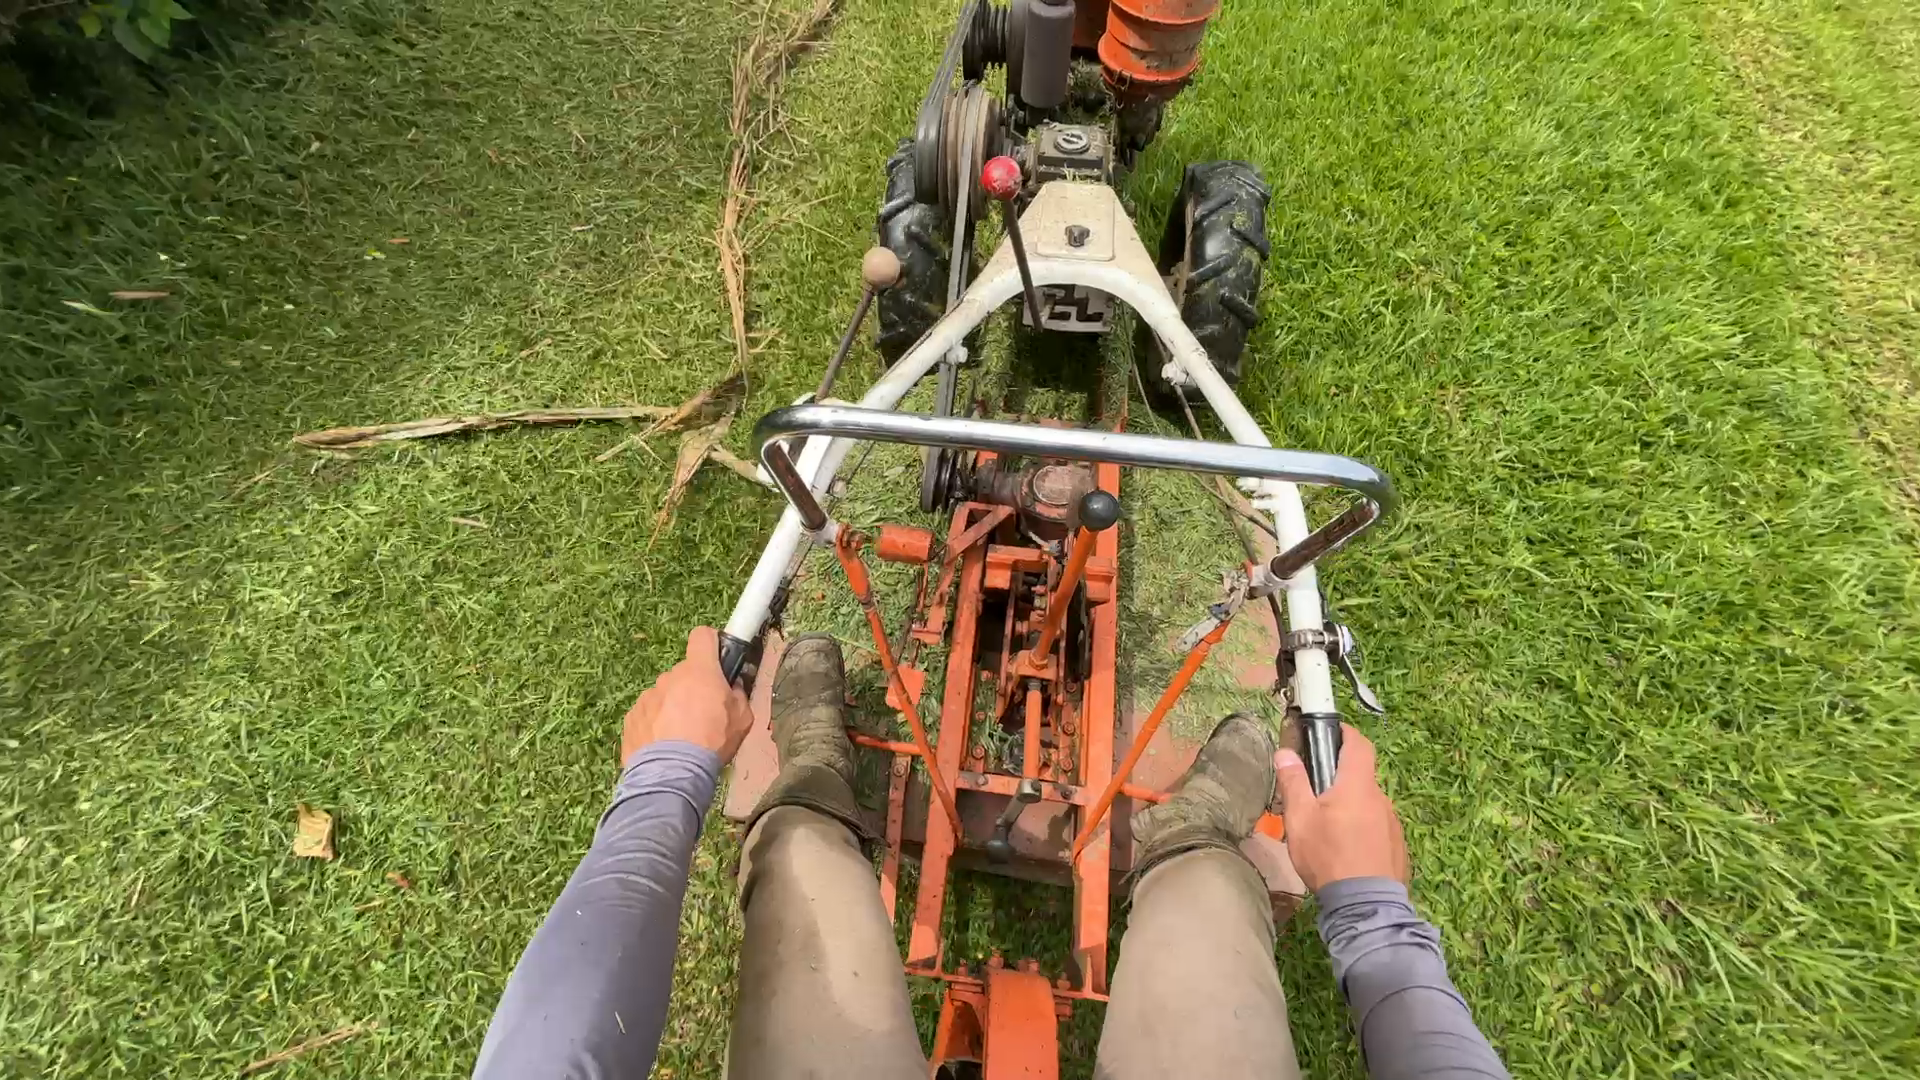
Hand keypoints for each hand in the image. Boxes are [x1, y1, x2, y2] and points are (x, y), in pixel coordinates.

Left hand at [621, 627, 753, 766]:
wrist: (672, 775)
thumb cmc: (712, 742)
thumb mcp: (743, 718)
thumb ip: (738, 695)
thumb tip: (732, 688)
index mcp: (699, 671)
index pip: (702, 636)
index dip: (711, 644)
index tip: (717, 660)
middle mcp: (670, 677)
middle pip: (685, 672)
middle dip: (694, 687)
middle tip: (704, 714)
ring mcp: (647, 697)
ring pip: (665, 694)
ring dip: (673, 707)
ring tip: (682, 736)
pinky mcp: (631, 717)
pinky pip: (648, 713)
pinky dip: (656, 724)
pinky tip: (664, 746)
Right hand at [1273, 724, 1408, 891]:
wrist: (1366, 908)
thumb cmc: (1328, 855)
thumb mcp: (1300, 818)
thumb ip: (1294, 782)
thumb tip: (1286, 753)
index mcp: (1357, 786)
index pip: (1359, 744)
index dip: (1344, 732)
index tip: (1326, 731)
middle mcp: (1380, 800)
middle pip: (1359, 775)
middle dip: (1336, 776)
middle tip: (1311, 790)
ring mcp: (1392, 825)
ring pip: (1366, 803)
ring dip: (1347, 804)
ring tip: (1324, 825)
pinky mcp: (1396, 847)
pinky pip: (1375, 825)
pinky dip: (1359, 826)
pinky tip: (1343, 847)